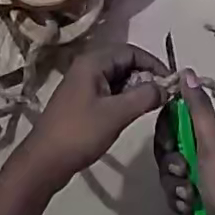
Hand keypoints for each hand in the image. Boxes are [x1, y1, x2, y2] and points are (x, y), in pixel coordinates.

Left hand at [13, 44, 168, 194]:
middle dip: (146, 75)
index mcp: (92, 62)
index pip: (131, 51)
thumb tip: (167, 88)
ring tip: (151, 105)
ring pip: (118, 77)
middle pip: (124, 62)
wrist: (43, 163)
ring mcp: (82, 84)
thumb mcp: (117, 114)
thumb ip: (145, 96)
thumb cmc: (80, 133)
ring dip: (136, 87)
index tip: (170, 82)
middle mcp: (87, 67)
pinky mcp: (81, 100)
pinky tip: (132, 112)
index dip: (153, 64)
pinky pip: (109, 90)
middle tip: (163, 94)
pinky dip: (124, 97)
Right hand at [153, 71, 214, 214]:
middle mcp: (202, 148)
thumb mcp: (212, 140)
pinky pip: (172, 193)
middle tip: (183, 171)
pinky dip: (179, 202)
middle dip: (170, 162)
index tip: (169, 141)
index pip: (174, 117)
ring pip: (167, 172)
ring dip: (175, 186)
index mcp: (208, 131)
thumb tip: (187, 71)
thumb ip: (198, 107)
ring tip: (190, 195)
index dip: (166, 128)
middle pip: (167, 146)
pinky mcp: (192, 197)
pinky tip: (190, 208)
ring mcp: (197, 174)